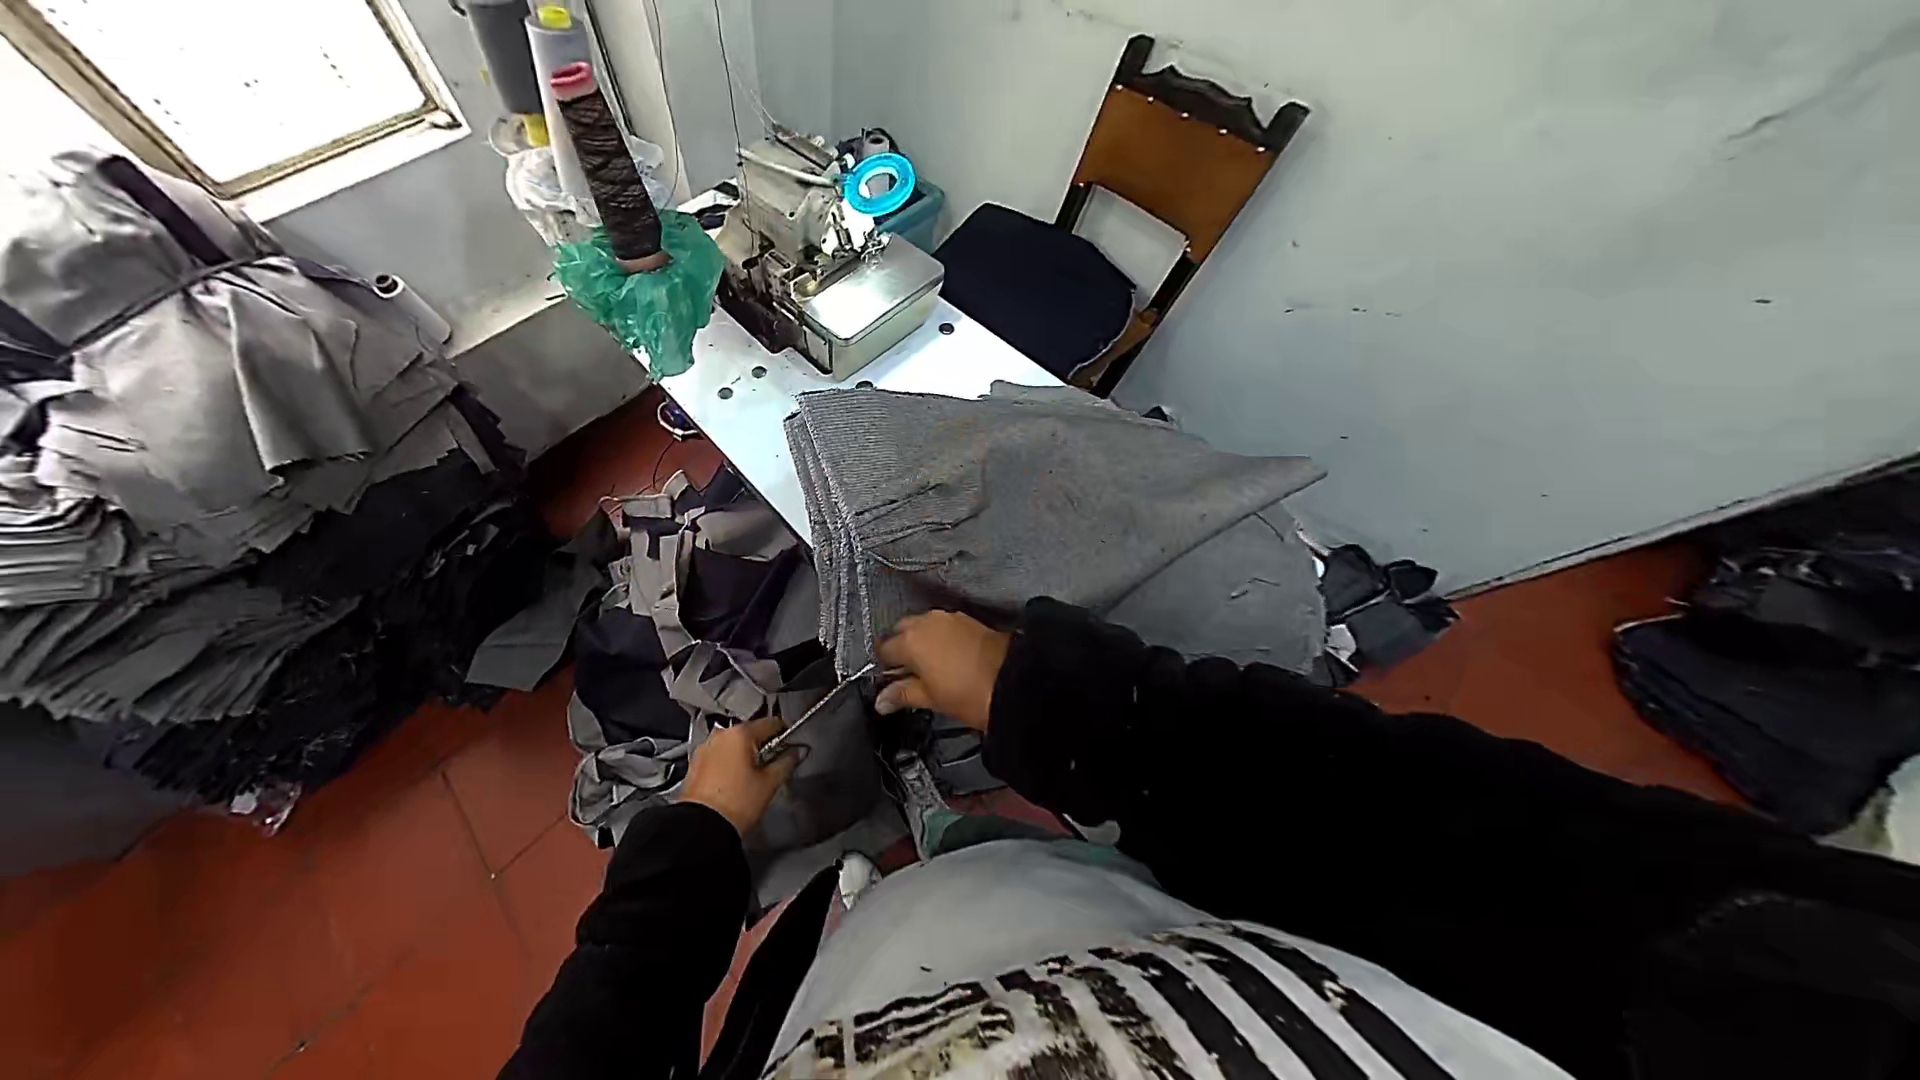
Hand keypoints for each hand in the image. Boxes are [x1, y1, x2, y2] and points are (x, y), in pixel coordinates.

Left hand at [679, 714, 797, 834]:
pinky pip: (719, 756)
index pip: (771, 723)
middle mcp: (720, 736)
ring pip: (733, 744)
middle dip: (763, 745)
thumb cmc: (736, 804)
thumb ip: (787, 762)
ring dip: (745, 754)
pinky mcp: (695, 765)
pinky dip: (729, 763)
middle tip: (774, 764)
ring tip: (754, 776)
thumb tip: (795, 754)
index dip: (785, 733)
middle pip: (750, 732)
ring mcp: (705, 749)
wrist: (701, 828)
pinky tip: (735, 781)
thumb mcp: (770, 782)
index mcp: (741, 734)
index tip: (791, 745)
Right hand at [875, 610, 1011, 732]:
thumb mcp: (930, 698)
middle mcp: (926, 622)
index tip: (889, 680)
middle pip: (900, 630)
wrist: (1013, 682)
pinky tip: (946, 657)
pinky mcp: (967, 620)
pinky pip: (942, 625)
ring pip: (922, 625)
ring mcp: (948, 618)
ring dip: (919, 640)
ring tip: (927, 667)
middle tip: (906, 673)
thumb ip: (902, 694)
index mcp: (910, 641)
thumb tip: (882, 700)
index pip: (883, 649)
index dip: (884, 666)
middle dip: (899, 648)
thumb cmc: (970, 693)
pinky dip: (938, 637)